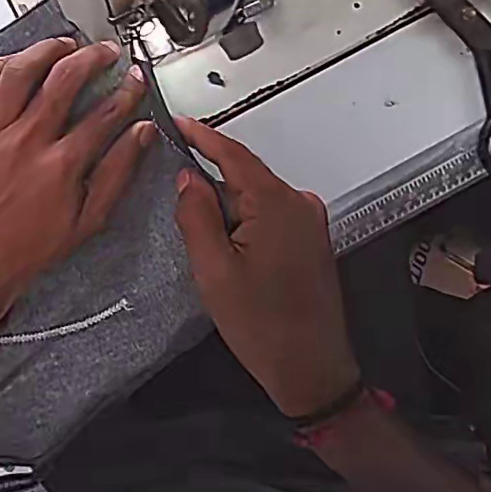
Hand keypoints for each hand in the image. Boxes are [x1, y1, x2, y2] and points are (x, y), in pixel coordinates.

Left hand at [0, 36, 153, 332]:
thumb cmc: (29, 246)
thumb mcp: (87, 220)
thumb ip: (117, 172)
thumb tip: (141, 134)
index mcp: (59, 166)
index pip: (104, 113)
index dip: (127, 91)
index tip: (135, 80)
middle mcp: (25, 143)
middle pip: (63, 79)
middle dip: (92, 57)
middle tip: (104, 52)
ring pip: (19, 72)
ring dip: (46, 50)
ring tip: (64, 45)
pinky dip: (0, 65)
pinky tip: (17, 62)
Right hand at [172, 116, 359, 418]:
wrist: (312, 369)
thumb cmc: (264, 325)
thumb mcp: (213, 269)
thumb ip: (196, 215)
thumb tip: (188, 178)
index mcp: (276, 204)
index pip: (233, 154)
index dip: (202, 136)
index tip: (178, 123)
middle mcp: (299, 203)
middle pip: (244, 174)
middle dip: (210, 181)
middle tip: (180, 200)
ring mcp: (309, 220)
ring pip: (255, 195)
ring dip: (227, 206)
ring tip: (207, 244)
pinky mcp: (311, 237)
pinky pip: (269, 211)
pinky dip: (244, 219)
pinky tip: (229, 248)